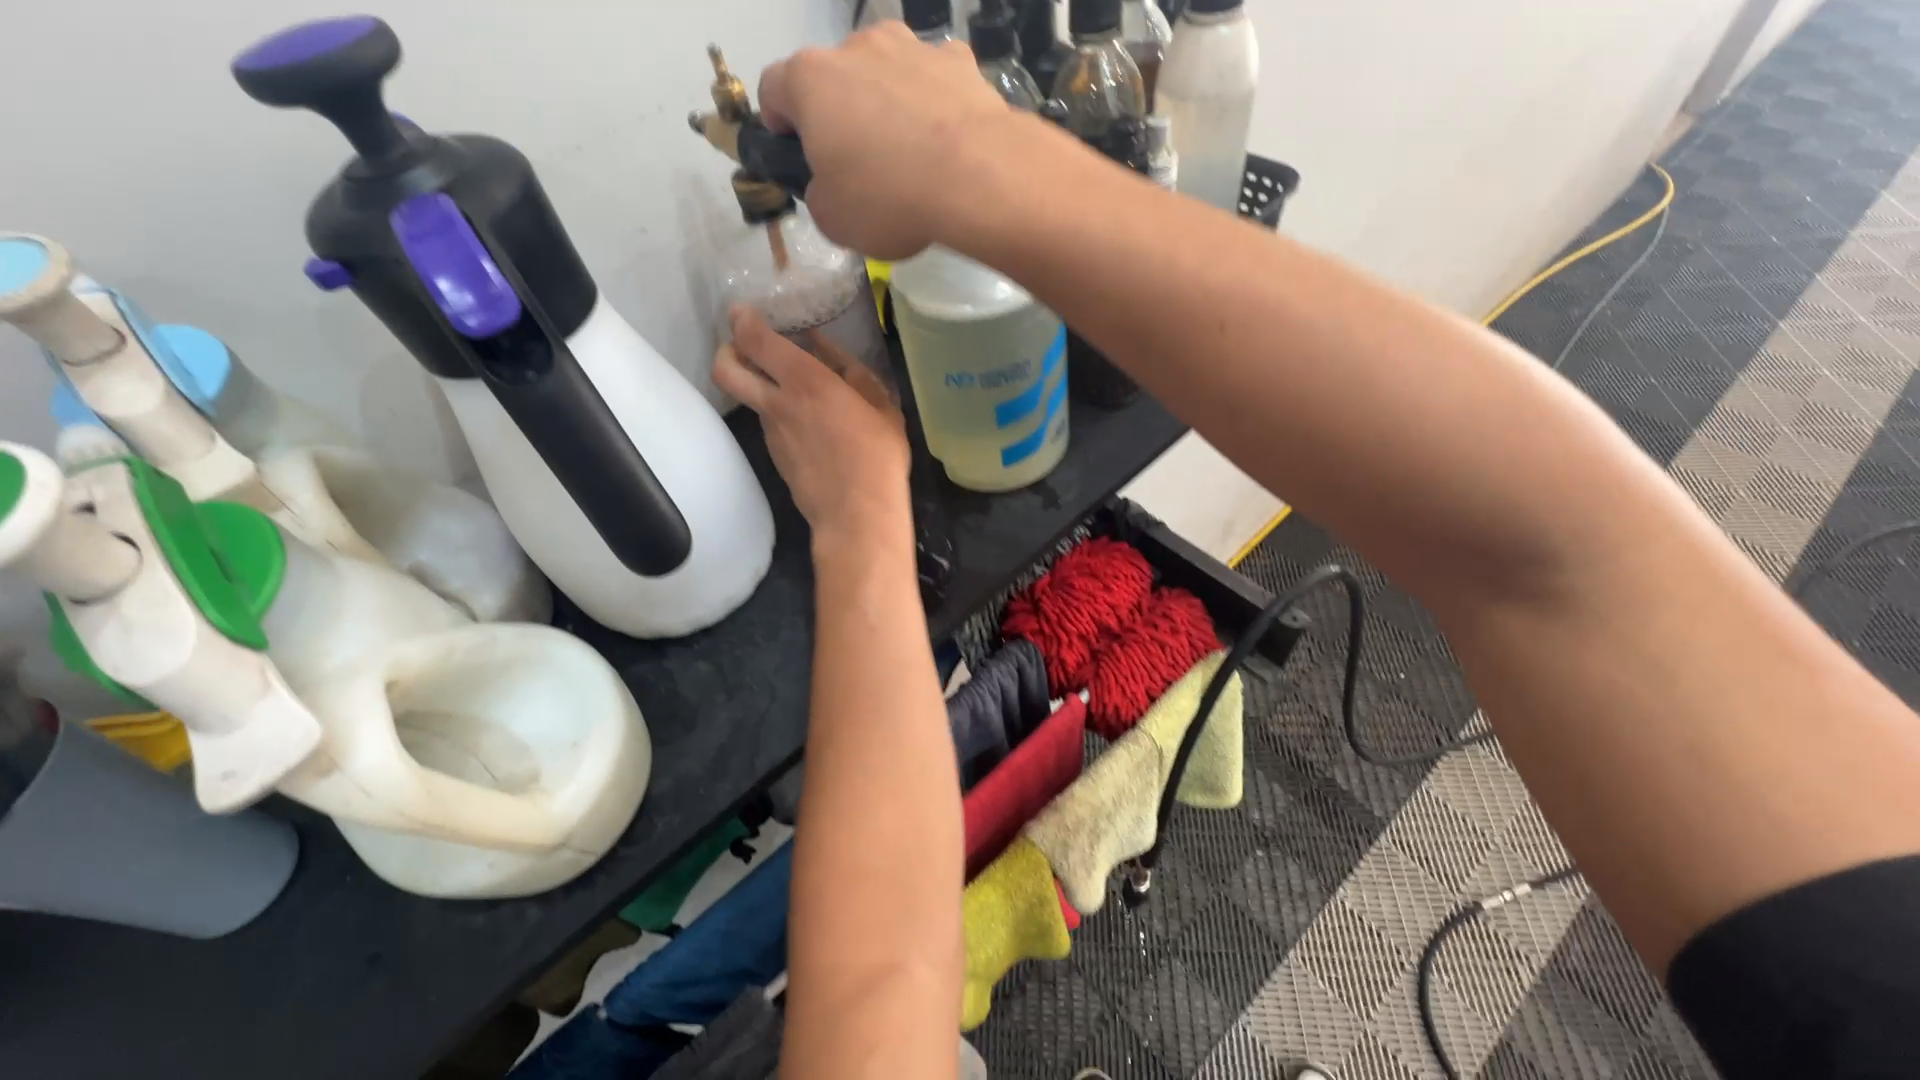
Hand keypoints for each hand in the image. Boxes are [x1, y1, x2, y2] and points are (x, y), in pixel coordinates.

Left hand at [714, 306, 912, 553]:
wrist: (856, 514)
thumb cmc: (877, 456)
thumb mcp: (882, 406)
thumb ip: (855, 375)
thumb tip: (832, 356)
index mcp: (806, 381)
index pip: (756, 341)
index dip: (743, 321)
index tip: (743, 312)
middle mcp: (778, 404)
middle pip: (726, 371)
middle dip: (725, 351)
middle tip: (741, 346)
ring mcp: (773, 433)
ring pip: (751, 398)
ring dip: (761, 387)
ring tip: (794, 390)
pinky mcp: (776, 457)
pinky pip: (772, 424)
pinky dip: (781, 415)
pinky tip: (810, 425)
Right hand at [757, 22, 1023, 258]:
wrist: (978, 178)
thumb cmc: (889, 198)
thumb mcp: (832, 219)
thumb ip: (819, 193)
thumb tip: (831, 183)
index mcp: (810, 79)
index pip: (773, 89)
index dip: (780, 125)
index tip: (798, 155)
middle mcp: (856, 47)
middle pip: (835, 78)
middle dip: (840, 114)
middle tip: (859, 165)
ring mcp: (912, 47)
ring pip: (886, 73)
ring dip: (889, 103)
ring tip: (911, 154)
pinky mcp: (960, 60)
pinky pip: (935, 81)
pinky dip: (935, 104)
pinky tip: (949, 143)